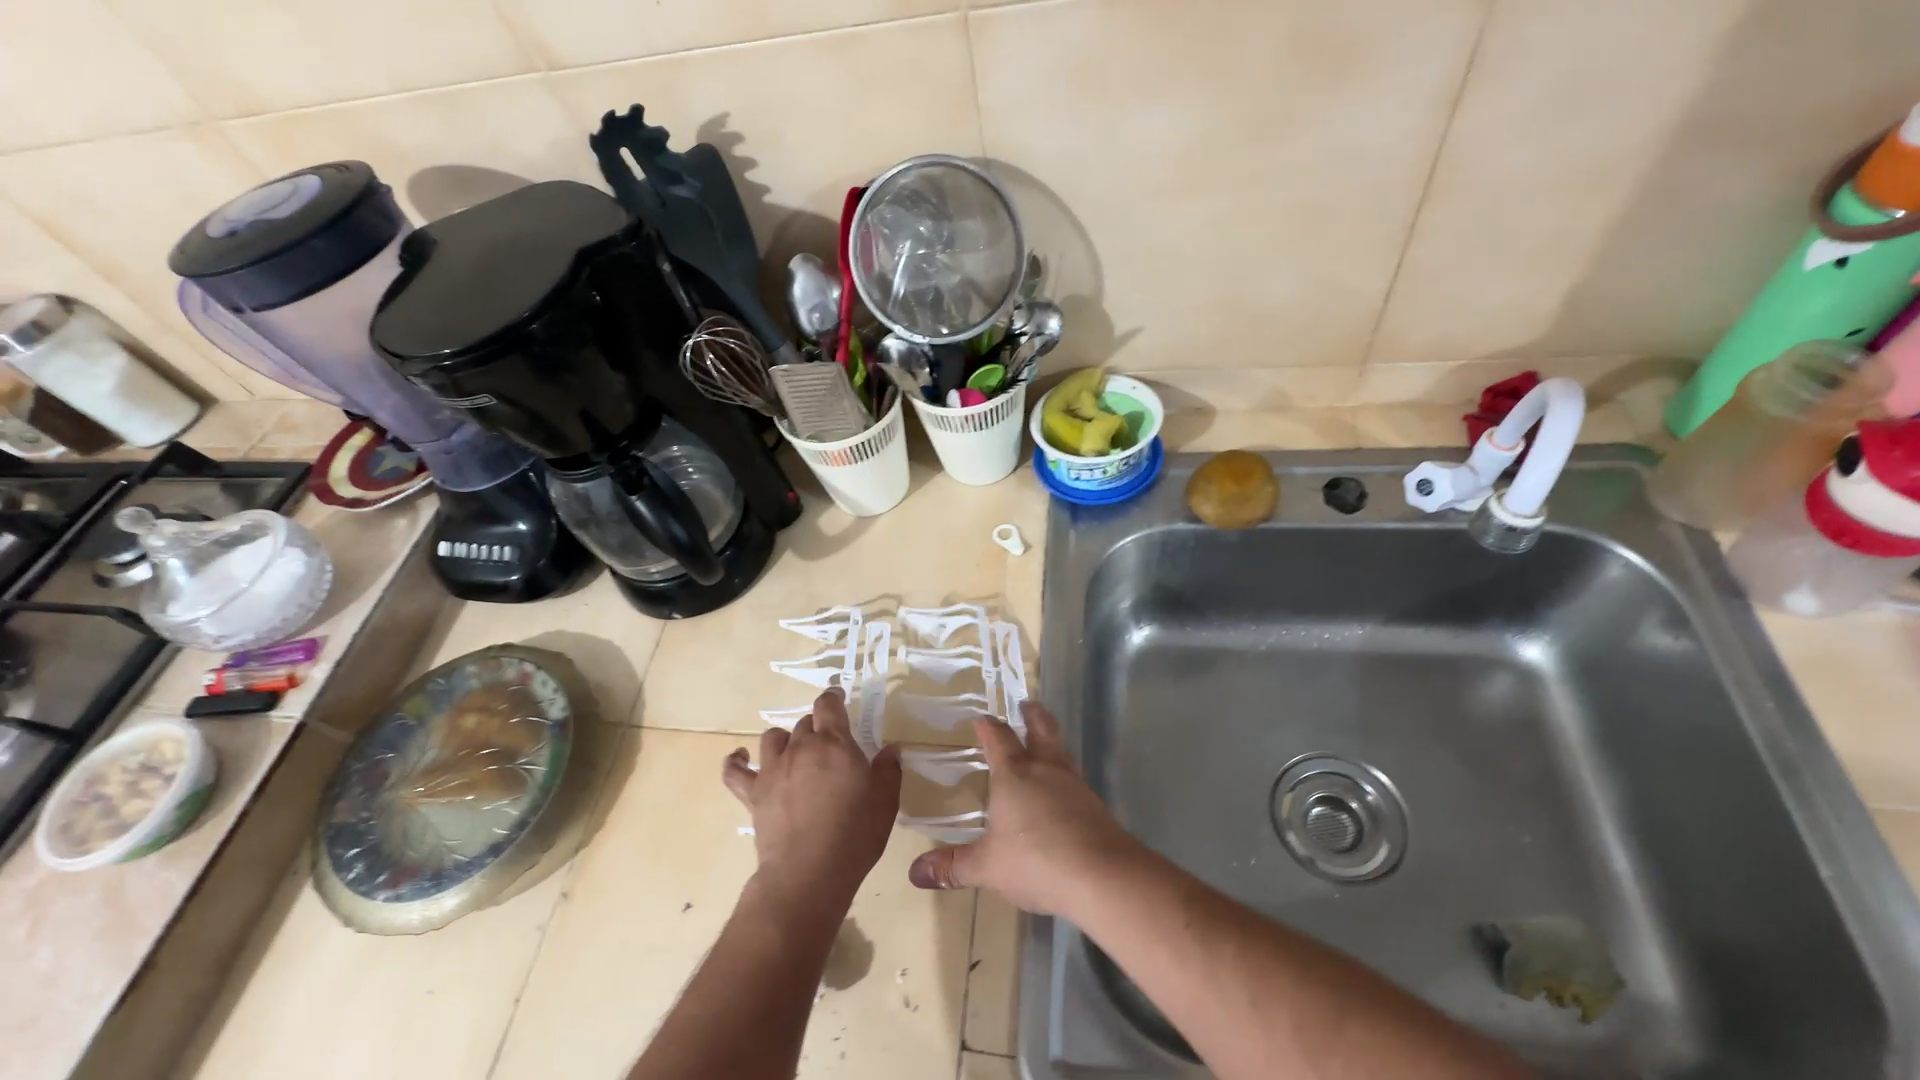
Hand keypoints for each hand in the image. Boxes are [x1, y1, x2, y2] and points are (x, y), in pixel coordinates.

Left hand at [723, 688, 901, 903]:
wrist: (810, 871)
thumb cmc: (855, 836)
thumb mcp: (886, 803)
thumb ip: (889, 771)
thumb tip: (891, 748)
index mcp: (835, 745)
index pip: (828, 706)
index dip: (833, 698)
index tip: (838, 699)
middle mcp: (801, 748)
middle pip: (804, 723)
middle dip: (816, 728)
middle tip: (829, 746)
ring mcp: (773, 770)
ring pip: (773, 738)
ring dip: (785, 739)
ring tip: (794, 752)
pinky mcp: (753, 793)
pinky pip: (735, 770)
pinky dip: (736, 761)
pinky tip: (740, 758)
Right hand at [906, 701, 1139, 915]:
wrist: (1102, 876)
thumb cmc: (1036, 860)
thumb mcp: (987, 866)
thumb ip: (953, 866)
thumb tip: (915, 872)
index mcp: (1014, 775)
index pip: (999, 740)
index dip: (989, 728)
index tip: (982, 718)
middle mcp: (1046, 771)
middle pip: (1042, 731)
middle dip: (1033, 716)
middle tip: (1028, 705)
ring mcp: (1075, 787)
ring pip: (1062, 754)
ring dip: (1052, 744)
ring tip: (1046, 744)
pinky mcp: (1096, 807)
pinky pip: (1076, 782)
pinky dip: (1065, 780)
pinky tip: (1063, 794)